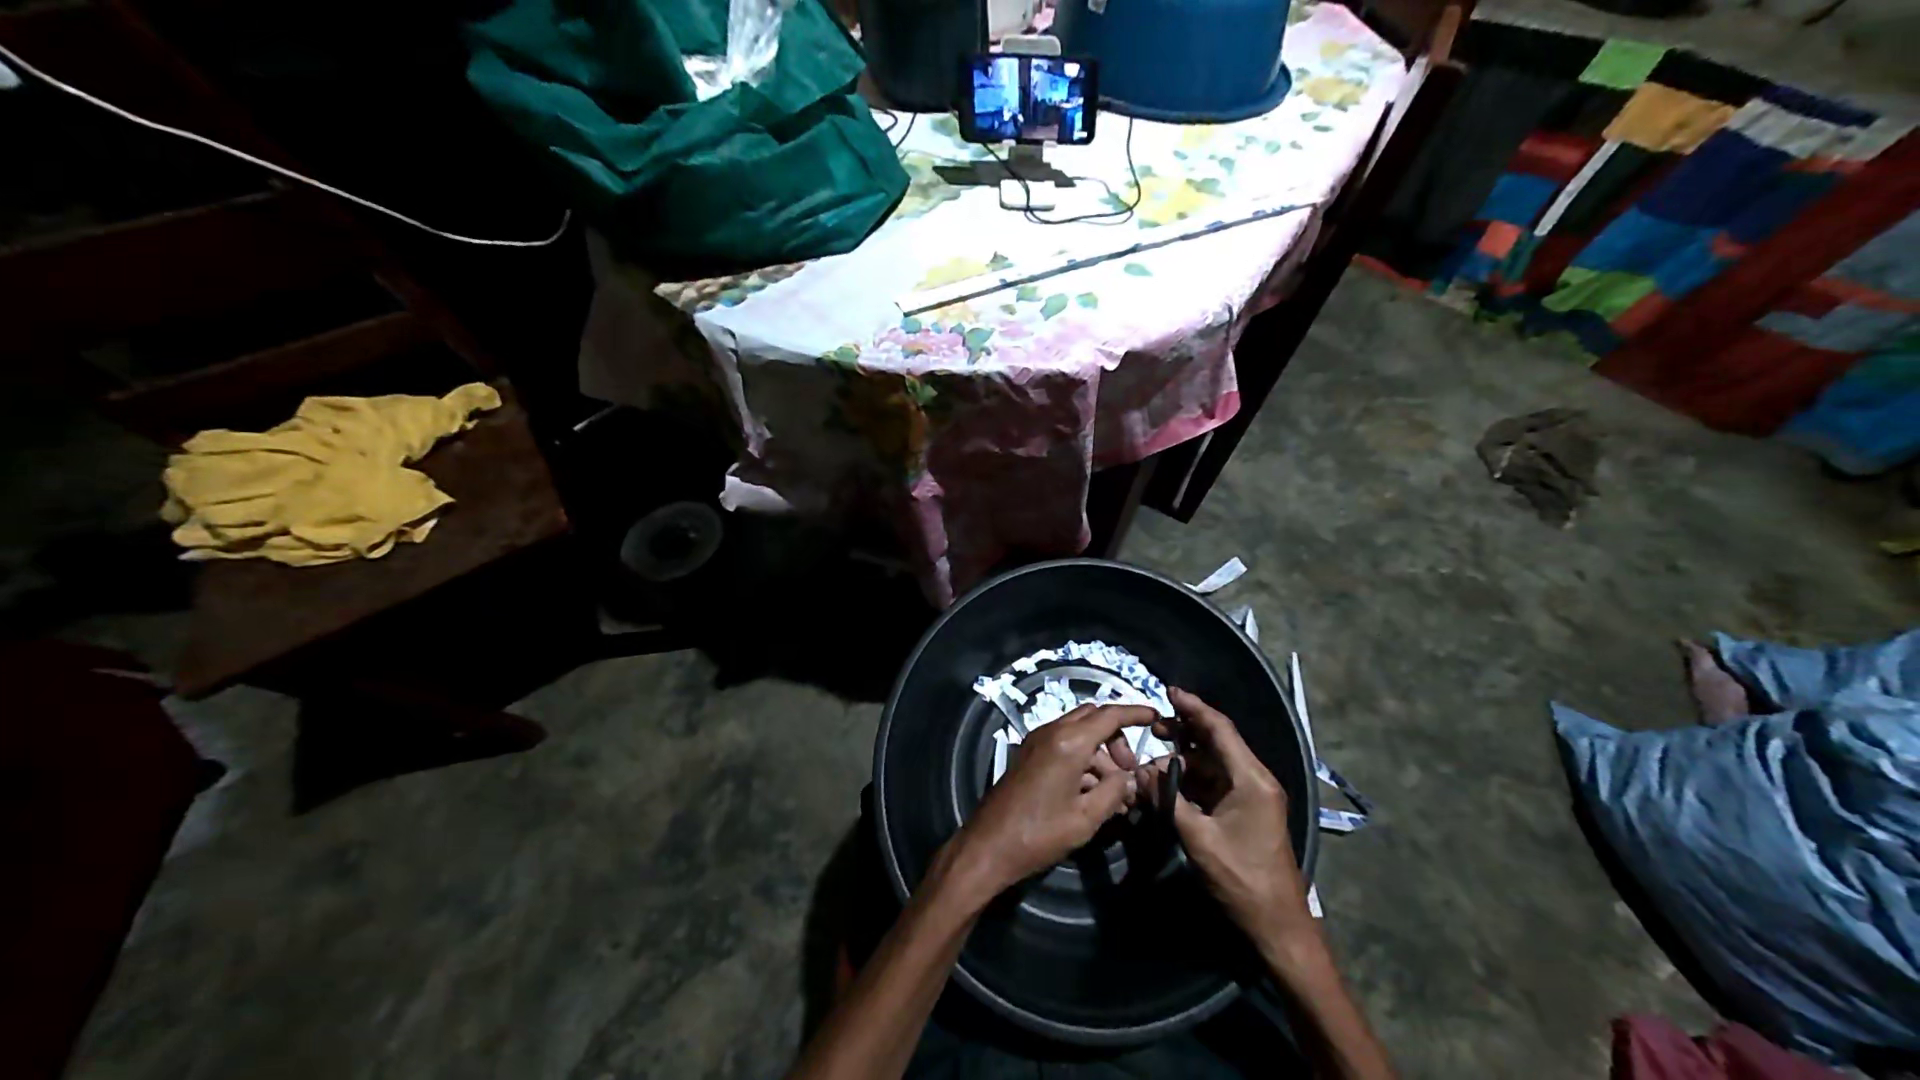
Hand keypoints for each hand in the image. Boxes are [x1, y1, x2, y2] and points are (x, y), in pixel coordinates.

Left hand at [949, 703, 1156, 898]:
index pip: (1110, 715)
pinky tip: (1095, 795)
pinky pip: (1063, 746)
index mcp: (1068, 742)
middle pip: (1094, 719)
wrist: (989, 845)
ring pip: (1079, 734)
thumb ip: (1114, 792)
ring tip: (1117, 796)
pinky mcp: (1029, 755)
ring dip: (1101, 756)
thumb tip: (1129, 779)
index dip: (1135, 713)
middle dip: (1117, 740)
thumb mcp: (1086, 817)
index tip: (1156, 716)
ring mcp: (1037, 742)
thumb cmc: (1040, 833)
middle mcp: (1051, 732)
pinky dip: (1083, 761)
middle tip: (1130, 772)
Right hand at [1143, 688, 1314, 945]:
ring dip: (1182, 761)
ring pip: (1211, 764)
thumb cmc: (1241, 878)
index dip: (1193, 708)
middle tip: (1152, 727)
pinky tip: (1165, 785)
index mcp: (1251, 779)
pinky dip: (1189, 780)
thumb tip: (1141, 772)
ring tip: (1149, 764)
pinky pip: (1212, 783)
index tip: (1168, 692)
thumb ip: (1168, 799)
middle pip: (1216, 743)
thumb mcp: (1198, 837)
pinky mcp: (1243, 811)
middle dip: (1183, 732)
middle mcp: (1254, 779)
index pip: (1220, 730)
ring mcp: (1250, 795)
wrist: (1276, 922)